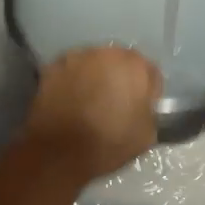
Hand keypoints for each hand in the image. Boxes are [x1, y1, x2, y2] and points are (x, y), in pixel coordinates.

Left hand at [21, 46, 161, 182]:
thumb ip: (149, 111)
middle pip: (120, 63)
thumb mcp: (146, 135)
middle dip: (120, 79)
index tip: (140, 109)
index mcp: (136, 66)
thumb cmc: (108, 144)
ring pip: (94, 64)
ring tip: (89, 101)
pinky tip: (70, 100)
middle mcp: (108, 53)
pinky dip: (73, 81)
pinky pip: (72, 70)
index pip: (149, 73)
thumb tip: (143, 107)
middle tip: (114, 103)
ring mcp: (79, 56)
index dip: (147, 92)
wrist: (60, 152)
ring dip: (95, 77)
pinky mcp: (54, 65)